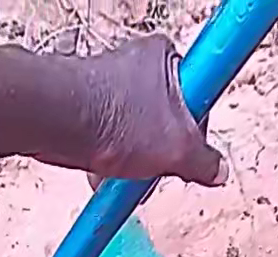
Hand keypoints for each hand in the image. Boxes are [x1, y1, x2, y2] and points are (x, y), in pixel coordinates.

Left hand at [44, 36, 226, 185]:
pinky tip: (104, 175)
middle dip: (160, 155)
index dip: (194, 135)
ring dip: (133, 164)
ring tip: (125, 176)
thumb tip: (219, 172)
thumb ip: (203, 162)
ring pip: (135, 136)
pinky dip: (109, 163)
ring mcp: (111, 87)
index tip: (187, 155)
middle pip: (165, 122)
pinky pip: (110, 141)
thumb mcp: (177, 149)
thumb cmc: (115, 120)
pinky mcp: (89, 108)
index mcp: (166, 60)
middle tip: (155, 172)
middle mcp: (138, 67)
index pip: (196, 99)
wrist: (59, 122)